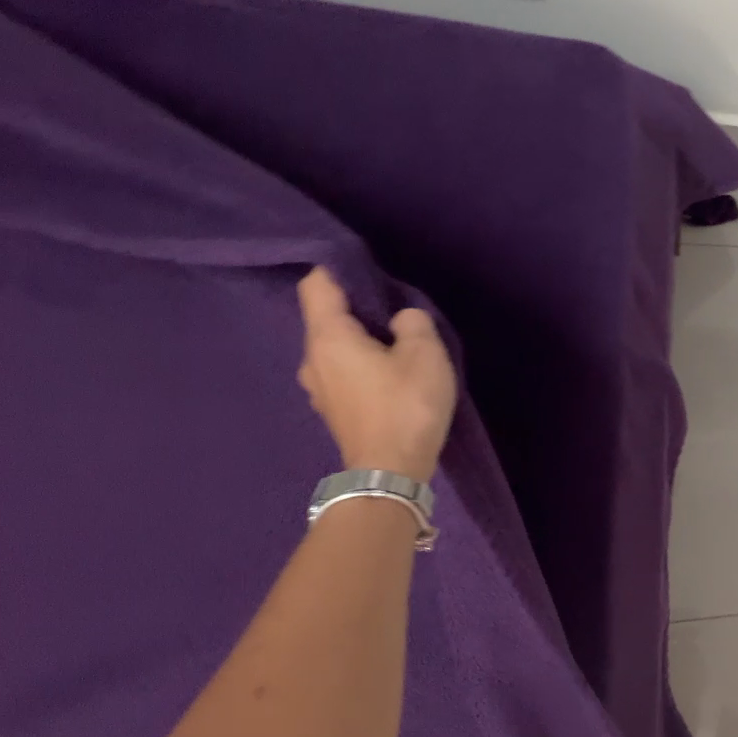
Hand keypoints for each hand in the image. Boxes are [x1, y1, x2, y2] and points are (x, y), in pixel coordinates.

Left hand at [296, 267, 456, 482]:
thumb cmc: (406, 404)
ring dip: (363, 341)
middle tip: (397, 309)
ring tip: (399, 344)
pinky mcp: (335, 409)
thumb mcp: (425, 354)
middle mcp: (312, 359)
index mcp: (328, 338)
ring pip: (337, 348)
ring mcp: (319, 388)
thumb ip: (413, 325)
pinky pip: (345, 372)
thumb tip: (402, 320)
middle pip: (327, 319)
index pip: (317, 286)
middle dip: (358, 309)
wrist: (390, 470)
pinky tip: (392, 375)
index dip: (337, 269)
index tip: (366, 265)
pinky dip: (364, 365)